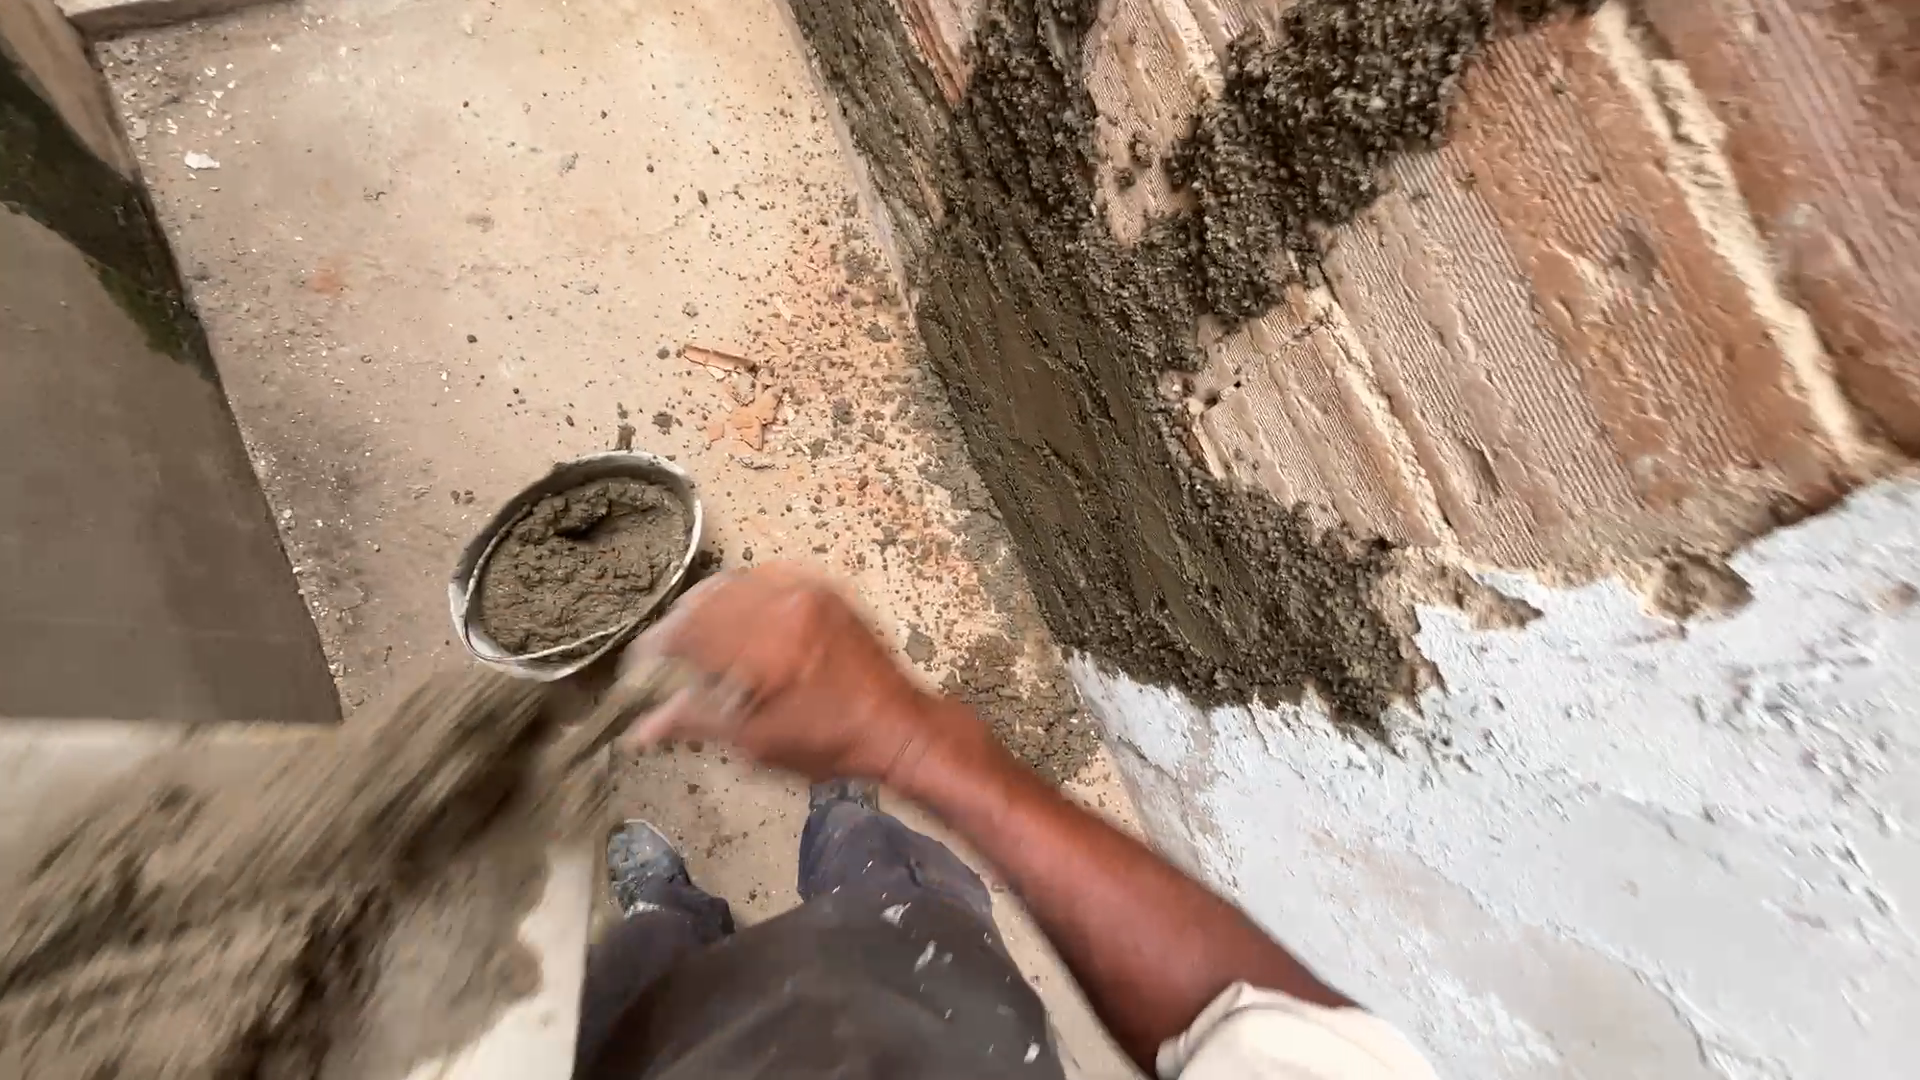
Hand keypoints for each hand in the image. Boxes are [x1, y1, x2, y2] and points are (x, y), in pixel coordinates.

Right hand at [616, 564, 985, 784]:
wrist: (896, 724)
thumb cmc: (834, 742)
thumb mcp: (759, 742)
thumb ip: (697, 723)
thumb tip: (644, 728)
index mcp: (766, 648)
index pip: (690, 630)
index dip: (658, 645)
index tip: (645, 661)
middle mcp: (786, 609)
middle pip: (708, 598)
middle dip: (681, 623)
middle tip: (671, 651)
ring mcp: (810, 594)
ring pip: (738, 580)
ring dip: (710, 604)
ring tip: (702, 635)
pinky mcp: (827, 592)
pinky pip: (773, 575)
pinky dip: (747, 591)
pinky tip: (743, 616)